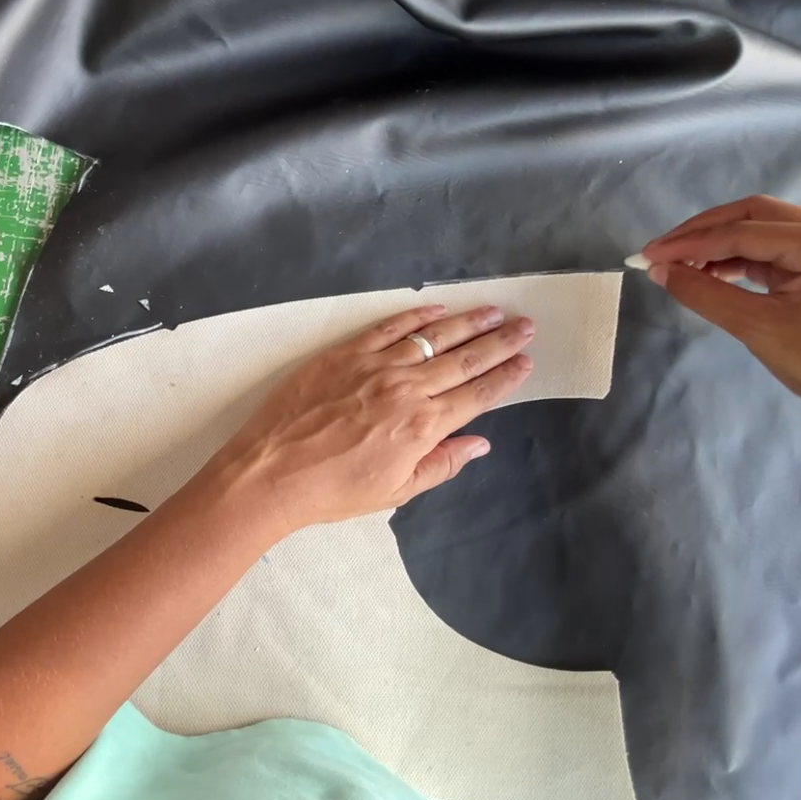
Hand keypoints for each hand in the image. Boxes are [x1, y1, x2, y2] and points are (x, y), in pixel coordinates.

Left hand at [182, 304, 534, 535]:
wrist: (273, 470)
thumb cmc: (335, 490)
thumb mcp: (395, 491)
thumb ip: (442, 463)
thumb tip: (481, 443)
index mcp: (424, 425)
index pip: (478, 394)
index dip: (506, 377)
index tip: (527, 360)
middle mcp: (407, 388)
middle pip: (463, 359)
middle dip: (499, 341)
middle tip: (526, 324)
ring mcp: (375, 365)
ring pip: (431, 337)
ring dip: (466, 323)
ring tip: (493, 310)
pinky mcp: (345, 352)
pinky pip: (388, 327)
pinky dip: (415, 316)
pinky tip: (436, 309)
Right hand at [641, 195, 800, 425]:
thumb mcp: (756, 327)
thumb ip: (703, 293)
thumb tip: (658, 270)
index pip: (748, 230)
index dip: (692, 241)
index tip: (649, 254)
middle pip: (759, 216)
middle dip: (704, 232)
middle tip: (661, 252)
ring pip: (768, 230)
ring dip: (721, 245)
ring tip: (682, 265)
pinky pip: (780, 251)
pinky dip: (743, 259)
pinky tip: (714, 273)